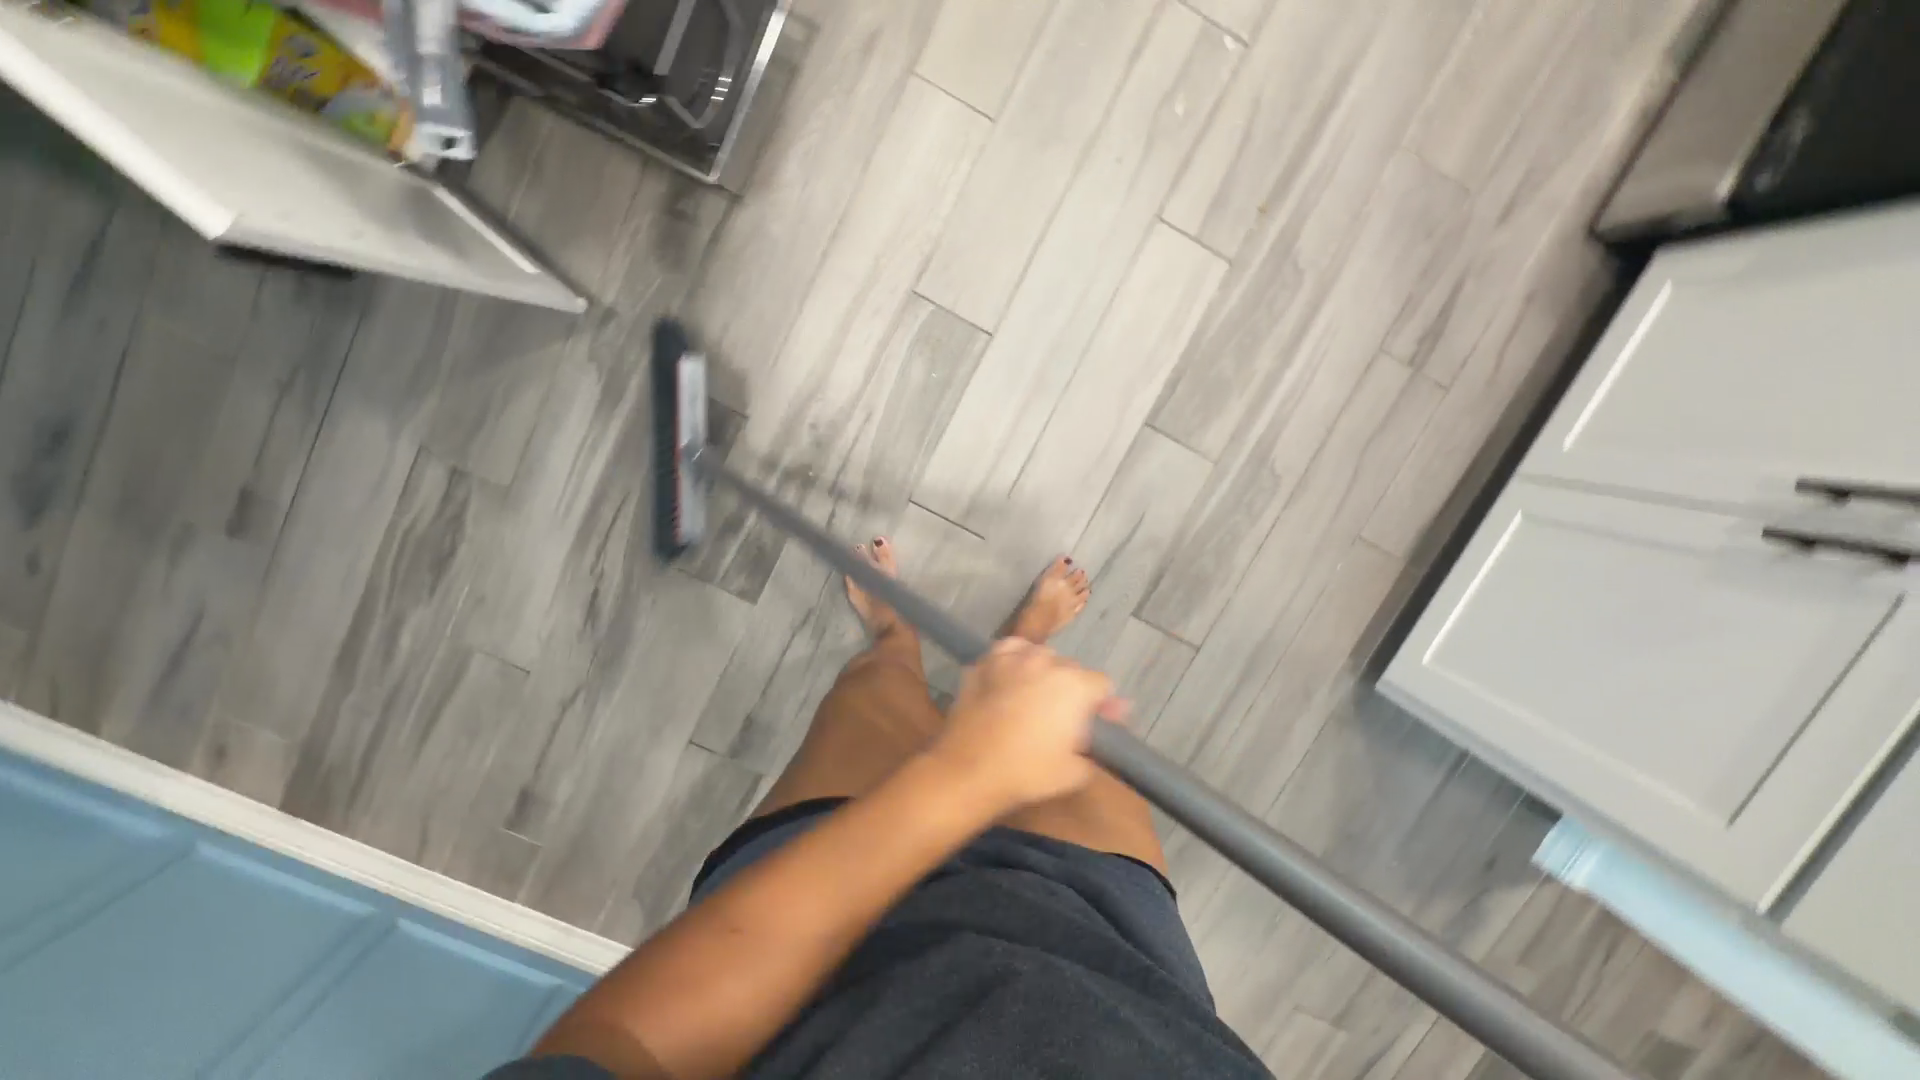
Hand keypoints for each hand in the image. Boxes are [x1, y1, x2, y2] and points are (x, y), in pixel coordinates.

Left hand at [927, 638, 1125, 812]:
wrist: (969, 770)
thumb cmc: (1027, 772)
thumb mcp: (1076, 771)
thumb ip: (1098, 746)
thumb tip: (1102, 730)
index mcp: (1074, 684)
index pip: (1102, 684)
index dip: (1102, 705)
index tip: (1095, 724)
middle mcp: (1045, 661)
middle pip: (1070, 669)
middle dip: (1072, 690)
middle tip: (1063, 717)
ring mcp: (1010, 658)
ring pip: (1038, 655)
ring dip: (1043, 672)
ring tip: (1035, 697)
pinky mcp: (982, 664)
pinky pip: (1007, 653)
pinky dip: (1013, 662)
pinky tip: (1009, 681)